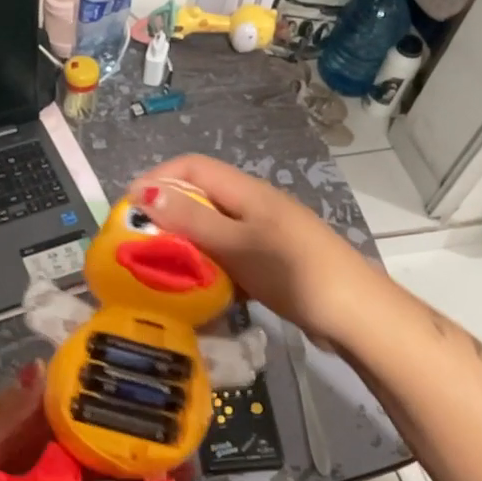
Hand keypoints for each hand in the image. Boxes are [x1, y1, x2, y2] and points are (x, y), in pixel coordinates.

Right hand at [128, 154, 390, 351]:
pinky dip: (207, 266)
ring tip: (156, 268)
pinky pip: (227, 255)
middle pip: (200, 197)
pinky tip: (194, 288)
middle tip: (136, 243)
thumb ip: (192, 220)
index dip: (157, 178)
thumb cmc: (294, 271)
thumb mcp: (236, 244)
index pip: (192, 167)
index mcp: (247, 192)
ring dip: (184, 243)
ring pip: (212, 230)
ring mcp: (264, 235)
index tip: (127, 209)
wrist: (354, 313)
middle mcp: (253, 206)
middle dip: (166, 213)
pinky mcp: (270, 263)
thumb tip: (144, 190)